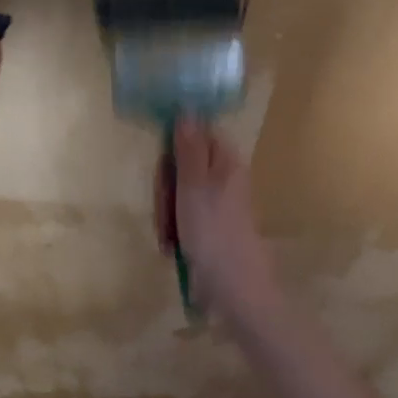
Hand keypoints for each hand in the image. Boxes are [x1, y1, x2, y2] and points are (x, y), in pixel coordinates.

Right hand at [164, 120, 277, 319]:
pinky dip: (173, 228)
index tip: (163, 171)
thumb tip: (186, 108)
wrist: (234, 289)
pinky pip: (182, 215)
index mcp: (225, 160)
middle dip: (165, 187)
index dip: (173, 149)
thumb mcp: (194, 185)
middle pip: (182, 163)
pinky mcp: (208, 226)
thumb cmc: (213, 232)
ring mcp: (216, 203)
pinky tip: (172, 246)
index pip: (193, 133)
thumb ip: (188, 147)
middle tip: (164, 210)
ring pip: (177, 191)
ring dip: (166, 212)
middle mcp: (223, 176)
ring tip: (168, 236)